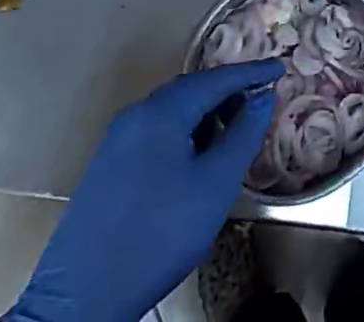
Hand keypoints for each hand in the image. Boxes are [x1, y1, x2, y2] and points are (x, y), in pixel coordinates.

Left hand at [3, 59, 282, 321]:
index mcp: (160, 112)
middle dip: (229, 92)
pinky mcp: (110, 162)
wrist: (82, 294)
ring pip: (173, 111)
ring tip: (236, 133)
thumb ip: (243, 135)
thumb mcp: (215, 185)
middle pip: (191, 90)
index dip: (252, 73)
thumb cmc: (159, 234)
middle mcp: (136, 114)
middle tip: (262, 100)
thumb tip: (263, 98)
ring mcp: (118, 138)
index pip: (215, 79)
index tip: (281, 68)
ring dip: (208, 114)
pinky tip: (200, 157)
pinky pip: (157, 131)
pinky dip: (186, 132)